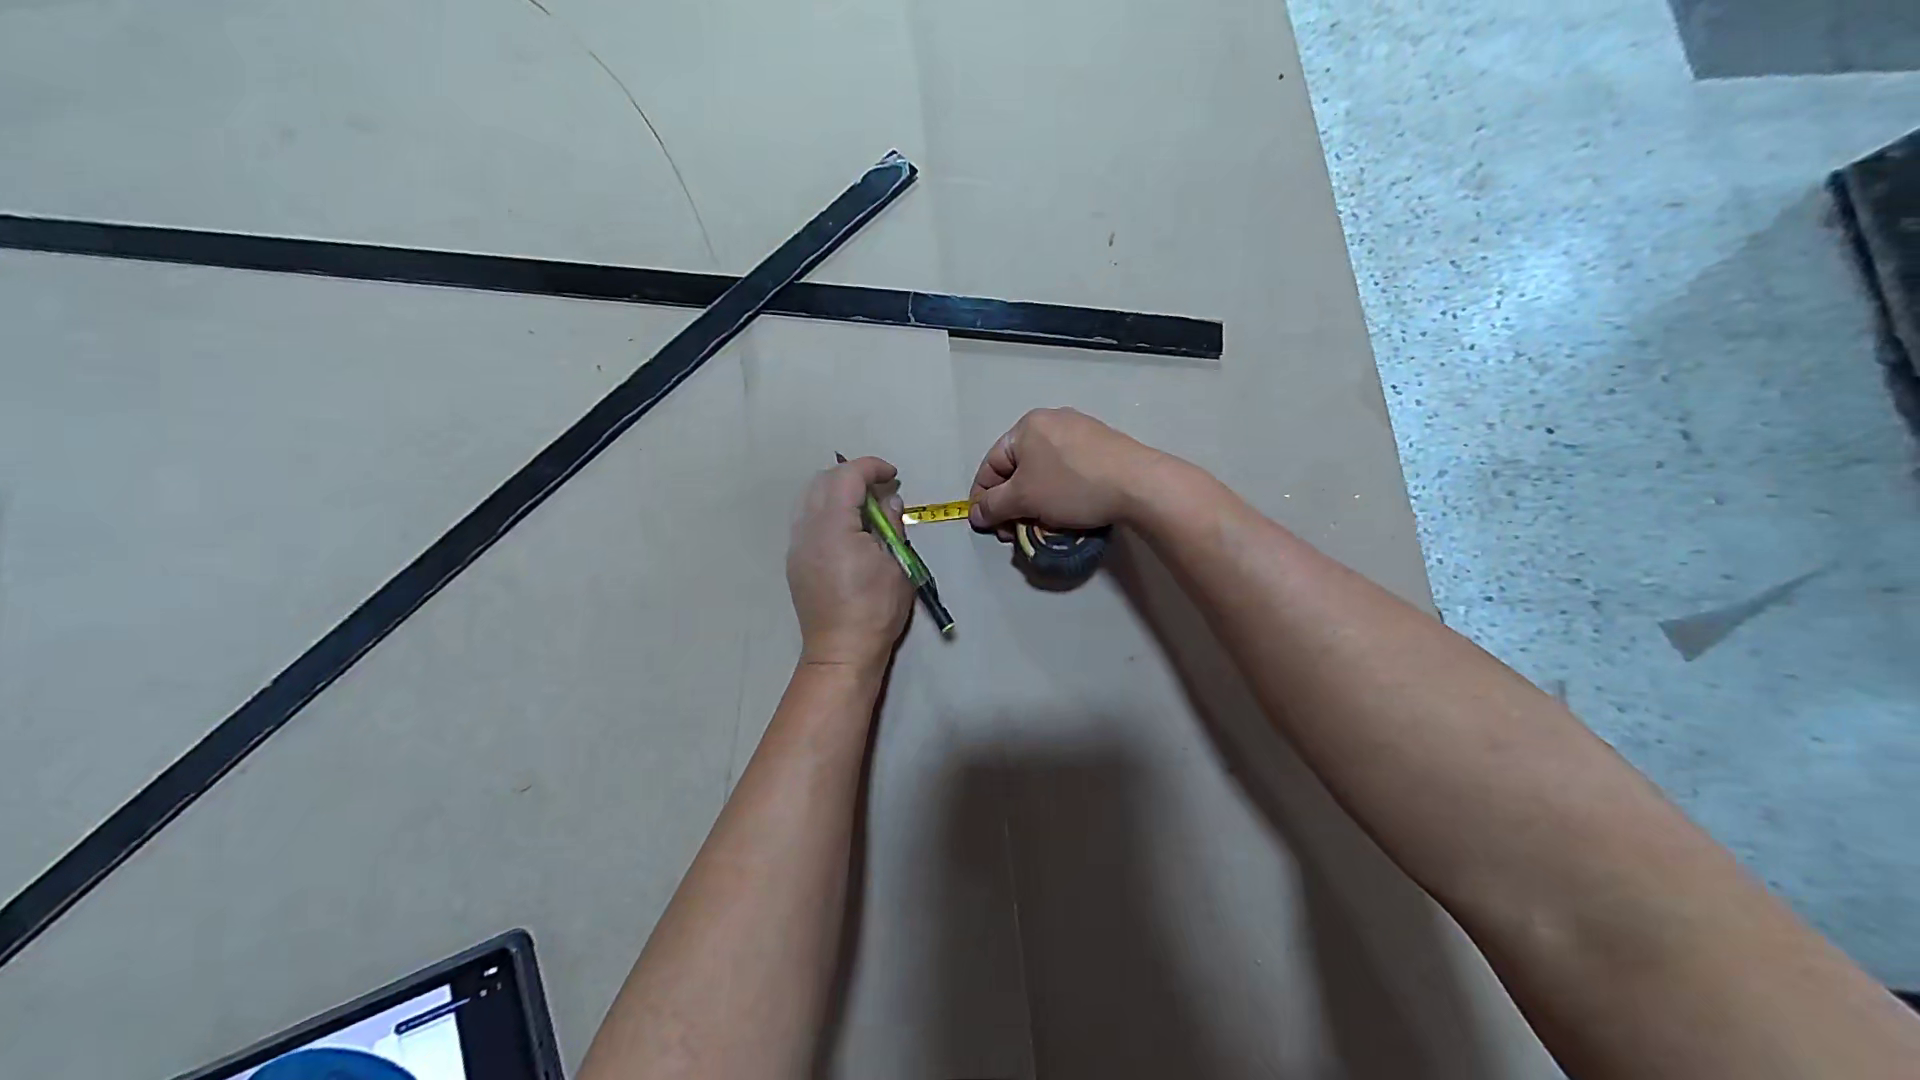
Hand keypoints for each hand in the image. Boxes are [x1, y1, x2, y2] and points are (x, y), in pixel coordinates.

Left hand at [787, 456, 913, 671]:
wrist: (841, 651)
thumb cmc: (876, 609)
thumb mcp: (897, 564)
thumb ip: (891, 525)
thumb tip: (889, 501)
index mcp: (833, 526)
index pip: (847, 476)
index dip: (871, 468)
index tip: (893, 475)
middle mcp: (808, 529)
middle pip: (824, 481)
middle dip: (853, 476)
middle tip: (880, 490)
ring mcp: (797, 546)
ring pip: (810, 499)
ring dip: (837, 492)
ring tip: (864, 508)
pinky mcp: (795, 561)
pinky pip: (806, 520)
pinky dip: (827, 511)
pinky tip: (847, 530)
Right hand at [968, 408, 1167, 531]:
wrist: (1138, 484)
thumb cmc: (1072, 486)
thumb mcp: (1024, 499)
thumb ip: (993, 506)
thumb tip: (978, 513)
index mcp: (1027, 426)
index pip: (991, 465)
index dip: (983, 497)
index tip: (985, 524)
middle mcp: (1052, 421)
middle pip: (1018, 467)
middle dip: (1012, 502)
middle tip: (1014, 529)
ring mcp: (1080, 431)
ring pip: (1043, 471)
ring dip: (1035, 500)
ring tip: (1040, 523)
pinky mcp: (1102, 446)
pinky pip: (1067, 471)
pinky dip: (1058, 492)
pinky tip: (1066, 511)